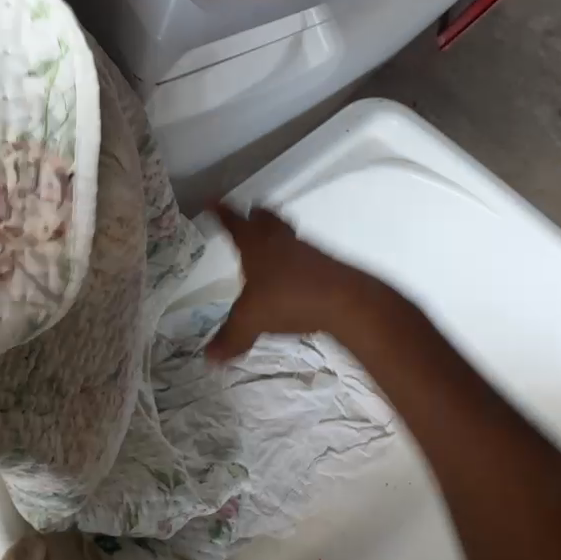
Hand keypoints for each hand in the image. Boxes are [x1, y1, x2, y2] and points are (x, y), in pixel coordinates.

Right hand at [205, 205, 385, 360]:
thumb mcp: (252, 320)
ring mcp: (308, 251)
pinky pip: (306, 253)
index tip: (213, 202)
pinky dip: (296, 256)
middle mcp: (281, 242)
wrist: (351, 303)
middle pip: (266, 219)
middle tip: (248, 215)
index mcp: (256, 246)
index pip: (233, 223)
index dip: (221, 213)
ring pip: (288, 234)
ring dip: (278, 234)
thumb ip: (231, 337)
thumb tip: (208, 358)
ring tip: (270, 244)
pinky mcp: (329, 265)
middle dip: (255, 215)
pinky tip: (295, 273)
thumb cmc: (291, 300)